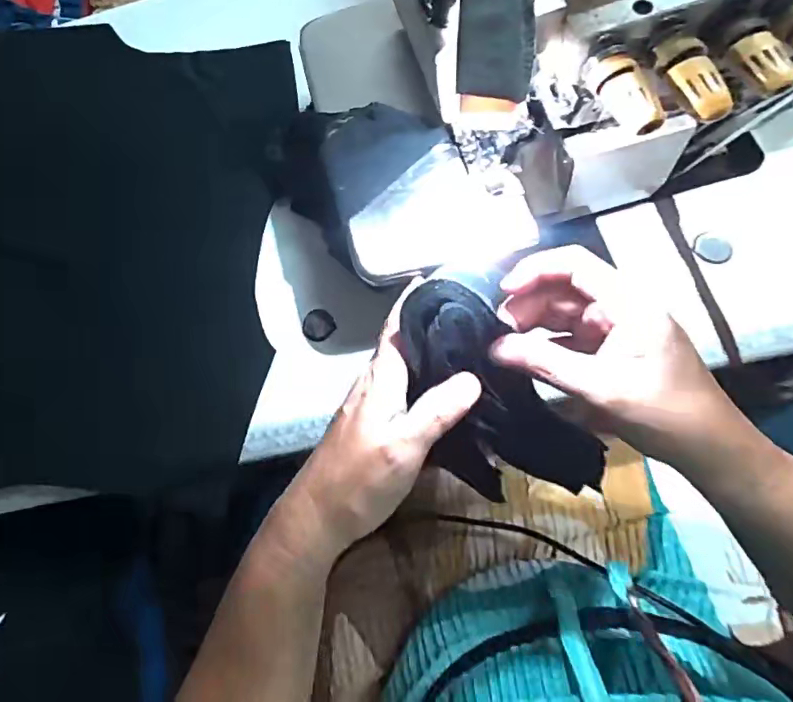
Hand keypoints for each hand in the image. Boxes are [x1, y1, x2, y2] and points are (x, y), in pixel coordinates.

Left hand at [271, 296, 480, 564]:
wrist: (320, 515)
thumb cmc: (360, 477)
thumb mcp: (405, 445)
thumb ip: (437, 410)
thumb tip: (471, 376)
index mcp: (380, 377)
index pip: (397, 325)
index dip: (415, 299)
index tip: (442, 277)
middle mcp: (374, 382)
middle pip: (403, 341)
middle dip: (432, 324)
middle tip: (472, 315)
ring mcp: (372, 402)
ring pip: (404, 366)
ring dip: (430, 353)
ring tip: (468, 349)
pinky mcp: (374, 421)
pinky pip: (404, 388)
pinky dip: (426, 381)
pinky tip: (448, 394)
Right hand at [489, 246, 758, 473]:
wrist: (714, 453)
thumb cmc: (669, 416)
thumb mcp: (604, 388)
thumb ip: (547, 363)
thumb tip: (496, 348)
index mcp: (630, 303)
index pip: (574, 263)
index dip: (535, 269)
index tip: (504, 290)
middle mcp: (623, 306)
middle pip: (565, 286)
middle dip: (528, 301)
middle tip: (498, 327)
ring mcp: (618, 327)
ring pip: (565, 310)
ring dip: (535, 321)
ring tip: (506, 342)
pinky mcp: (614, 348)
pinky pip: (572, 334)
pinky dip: (548, 341)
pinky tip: (527, 355)